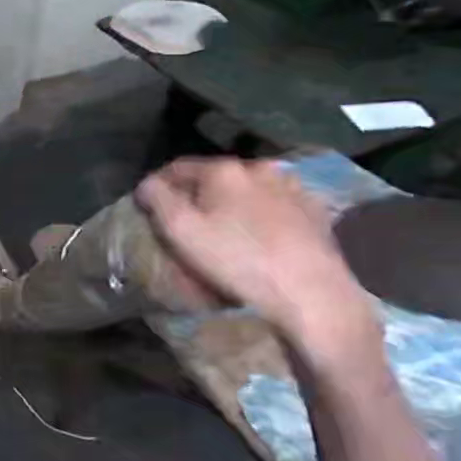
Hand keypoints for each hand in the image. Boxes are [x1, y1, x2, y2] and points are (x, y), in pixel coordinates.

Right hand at [135, 159, 373, 346]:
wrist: (310, 293)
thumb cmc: (237, 261)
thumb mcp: (181, 232)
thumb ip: (158, 200)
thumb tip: (147, 184)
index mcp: (223, 170)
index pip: (177, 168)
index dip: (157, 185)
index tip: (146, 206)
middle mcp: (259, 168)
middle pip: (215, 178)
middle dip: (197, 196)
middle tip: (186, 223)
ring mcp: (292, 187)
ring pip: (248, 190)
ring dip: (231, 204)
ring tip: (224, 231)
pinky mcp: (314, 210)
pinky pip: (275, 205)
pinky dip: (260, 215)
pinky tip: (259, 238)